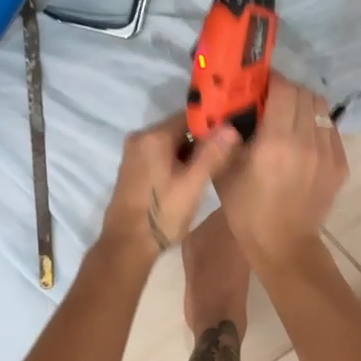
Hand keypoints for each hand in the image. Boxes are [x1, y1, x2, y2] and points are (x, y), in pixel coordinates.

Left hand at [100, 116, 238, 258]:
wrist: (127, 244)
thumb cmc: (162, 214)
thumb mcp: (192, 184)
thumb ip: (212, 154)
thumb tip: (232, 127)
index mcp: (153, 136)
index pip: (190, 116)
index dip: (213, 123)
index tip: (233, 134)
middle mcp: (139, 137)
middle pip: (179, 129)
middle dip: (202, 140)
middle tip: (227, 154)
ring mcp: (133, 153)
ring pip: (170, 143)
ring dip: (190, 152)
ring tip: (214, 166)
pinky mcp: (133, 168)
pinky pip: (160, 154)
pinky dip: (176, 160)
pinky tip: (191, 176)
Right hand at [214, 73, 347, 260]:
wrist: (283, 244)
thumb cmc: (246, 210)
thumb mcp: (225, 171)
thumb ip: (228, 136)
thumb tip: (230, 107)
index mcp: (275, 143)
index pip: (283, 90)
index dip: (271, 81)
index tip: (259, 85)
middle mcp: (306, 142)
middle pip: (305, 93)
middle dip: (287, 90)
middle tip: (271, 99)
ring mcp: (328, 153)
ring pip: (321, 107)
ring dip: (303, 104)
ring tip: (289, 116)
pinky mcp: (340, 164)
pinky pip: (330, 128)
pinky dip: (315, 124)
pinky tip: (302, 138)